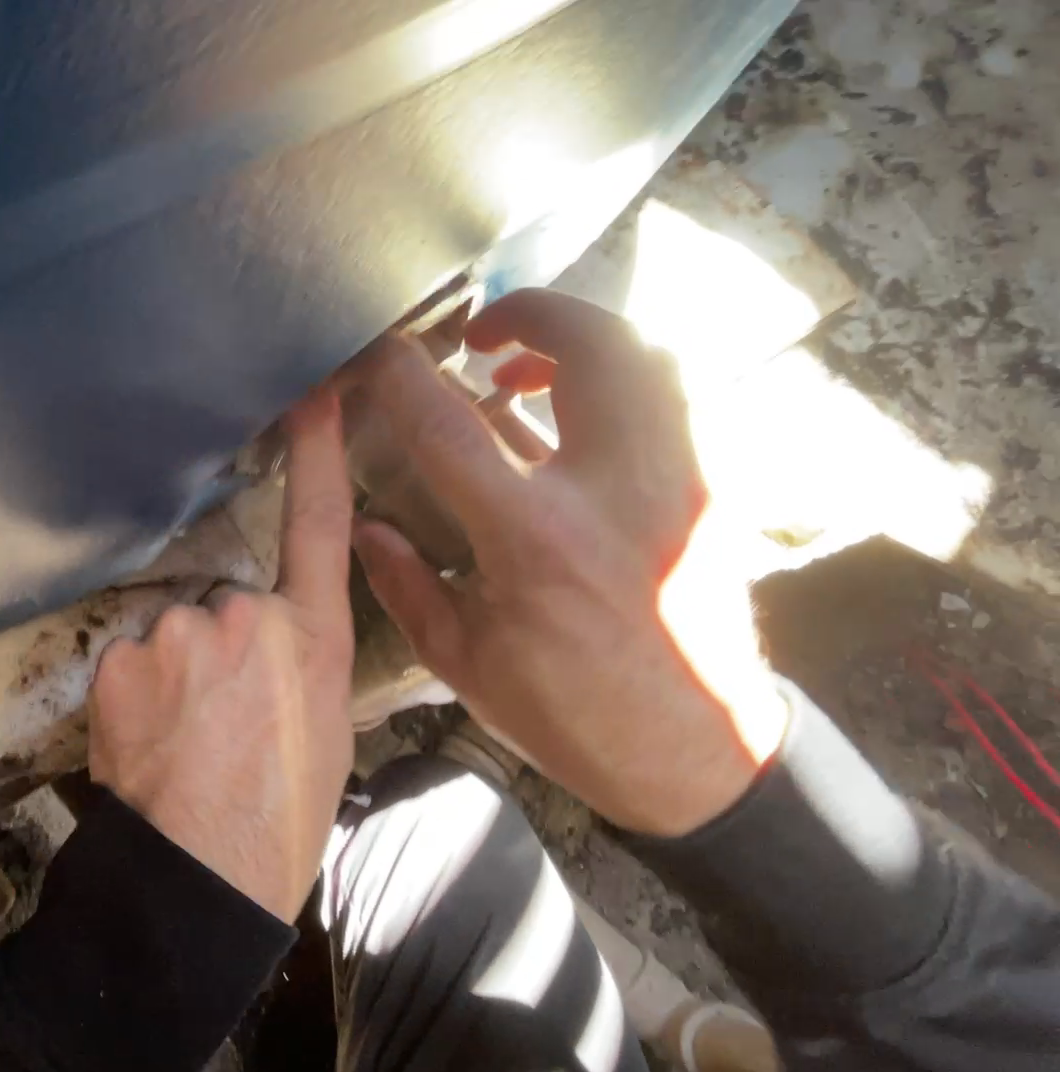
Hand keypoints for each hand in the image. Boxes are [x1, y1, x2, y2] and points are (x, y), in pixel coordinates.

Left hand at [89, 392, 355, 921]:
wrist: (204, 877)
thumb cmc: (281, 817)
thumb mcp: (325, 735)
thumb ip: (303, 666)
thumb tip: (280, 645)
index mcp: (312, 640)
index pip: (317, 526)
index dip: (317, 455)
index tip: (312, 393)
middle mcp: (248, 619)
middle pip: (225, 605)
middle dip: (221, 648)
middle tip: (221, 717)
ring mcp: (179, 635)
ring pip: (174, 634)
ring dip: (176, 671)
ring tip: (183, 735)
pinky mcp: (119, 660)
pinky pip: (128, 660)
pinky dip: (133, 690)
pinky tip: (146, 737)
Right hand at [349, 289, 787, 836]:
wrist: (697, 752)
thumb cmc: (566, 713)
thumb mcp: (460, 660)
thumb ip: (404, 582)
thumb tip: (364, 525)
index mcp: (534, 540)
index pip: (451, 428)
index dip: (400, 376)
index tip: (371, 353)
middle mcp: (617, 493)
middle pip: (593, 348)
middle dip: (531, 313)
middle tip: (482, 331)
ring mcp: (682, 486)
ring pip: (652, 359)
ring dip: (583, 339)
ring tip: (529, 364)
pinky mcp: (713, 495)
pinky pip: (674, 400)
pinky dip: (621, 379)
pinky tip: (579, 413)